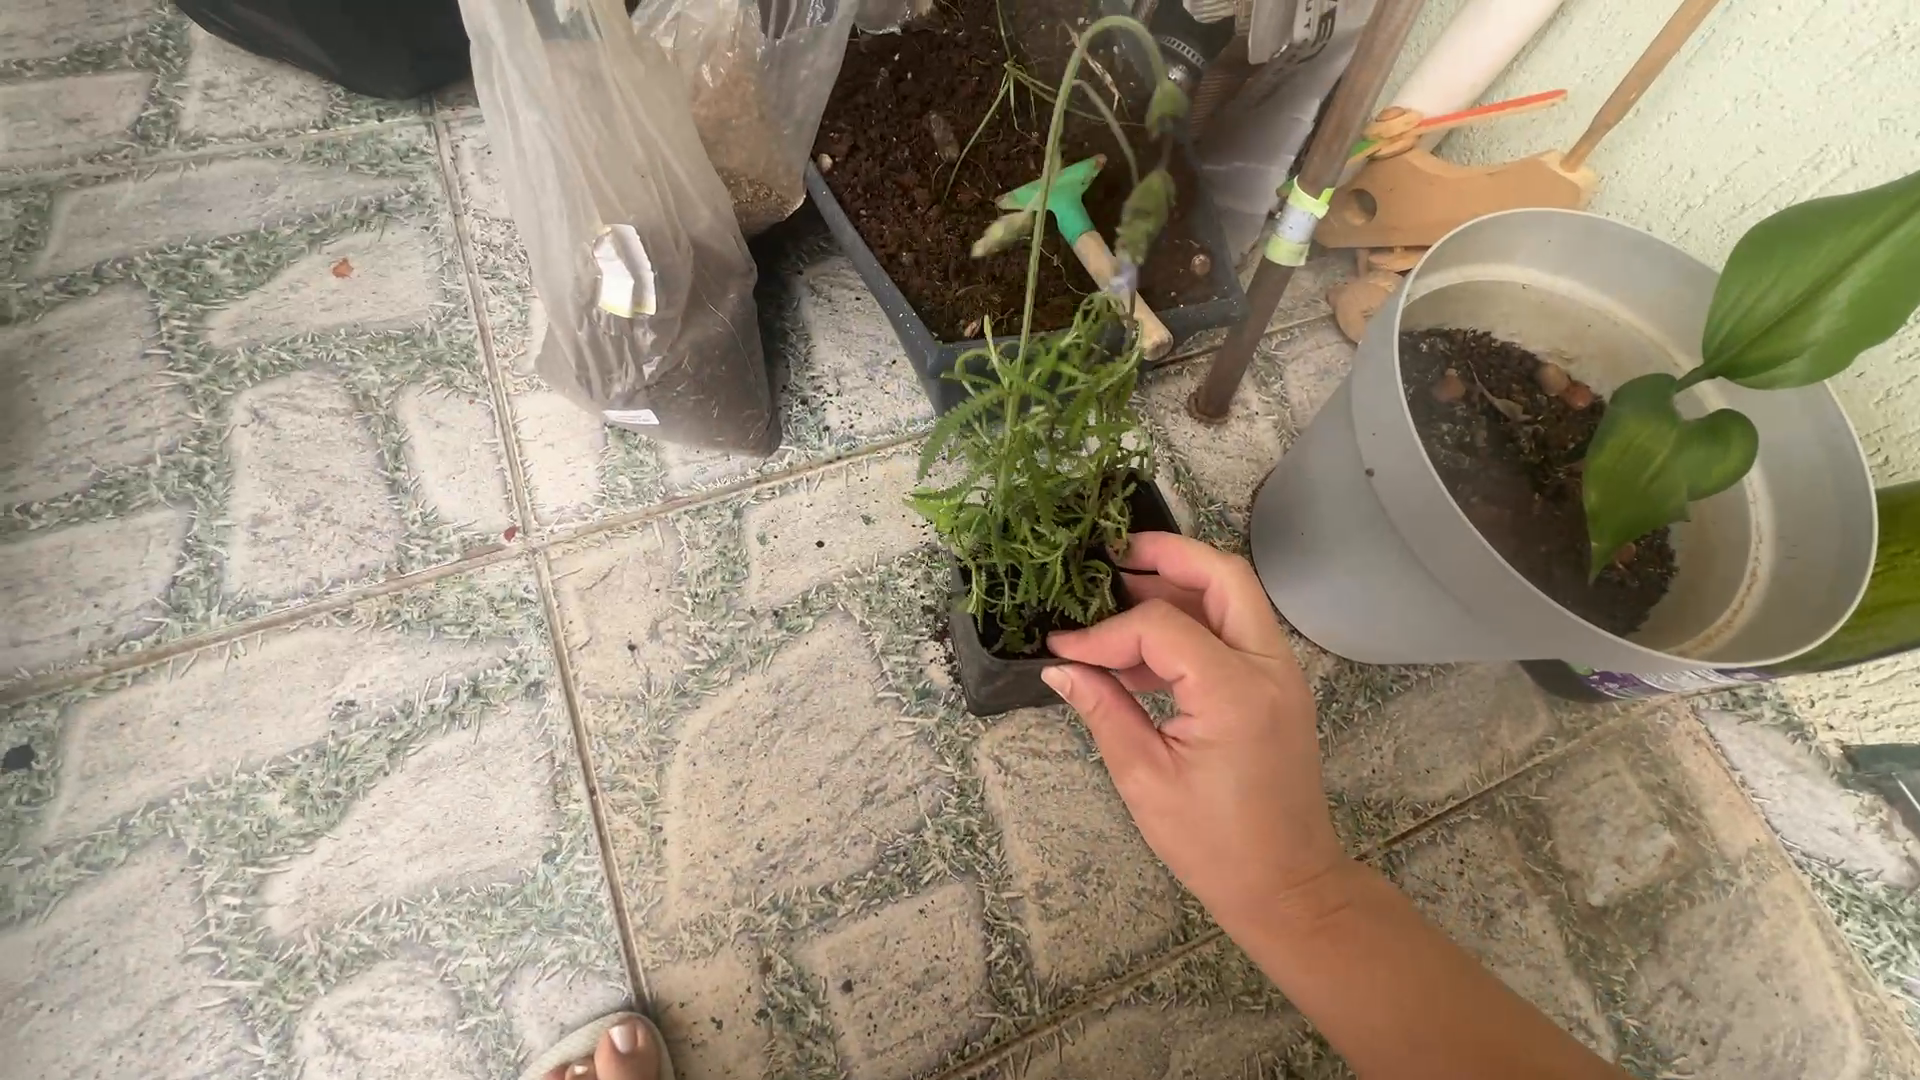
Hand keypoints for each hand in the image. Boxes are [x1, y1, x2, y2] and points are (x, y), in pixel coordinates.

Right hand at [1041, 532, 1349, 937]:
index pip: (1161, 627)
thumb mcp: (1144, 778)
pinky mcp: (1276, 684)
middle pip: (1224, 575)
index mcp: (1235, 693)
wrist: (1288, 886)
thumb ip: (1103, 709)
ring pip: (1235, 594)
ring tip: (1121, 589)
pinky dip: (1192, 620)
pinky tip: (1144, 649)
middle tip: (1114, 553)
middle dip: (1167, 554)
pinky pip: (1234, 628)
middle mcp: (1269, 667)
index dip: (1104, 633)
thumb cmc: (1213, 844)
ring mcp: (1280, 672)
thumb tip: (1058, 666)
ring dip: (1180, 582)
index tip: (1062, 647)